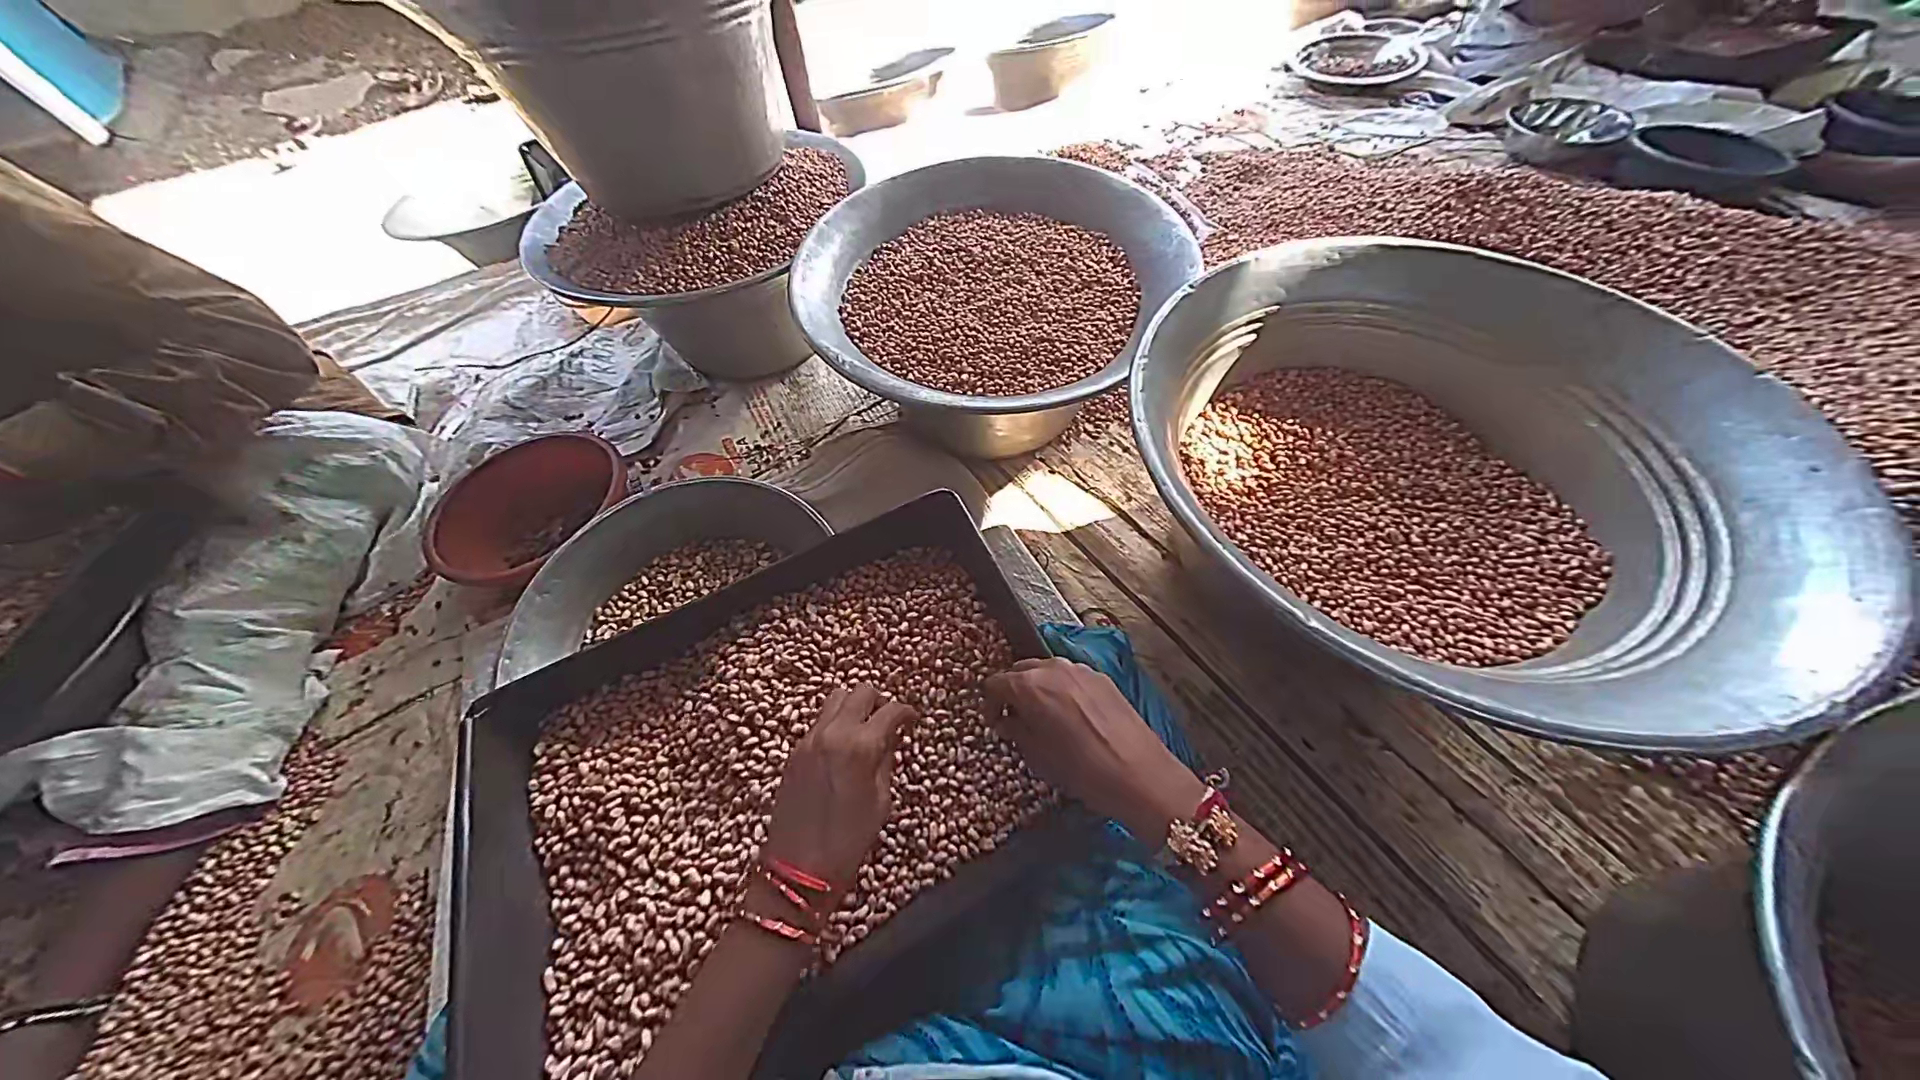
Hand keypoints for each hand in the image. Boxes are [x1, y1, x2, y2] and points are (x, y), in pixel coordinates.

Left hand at [762, 684, 915, 896]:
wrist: (797, 867)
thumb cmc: (848, 840)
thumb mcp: (881, 800)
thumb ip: (886, 760)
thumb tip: (891, 737)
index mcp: (860, 745)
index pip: (890, 711)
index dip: (906, 712)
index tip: (912, 719)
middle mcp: (833, 733)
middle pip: (860, 692)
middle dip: (879, 701)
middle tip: (888, 721)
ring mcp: (810, 739)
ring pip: (835, 699)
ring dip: (854, 706)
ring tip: (864, 729)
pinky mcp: (795, 751)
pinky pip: (819, 721)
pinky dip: (835, 723)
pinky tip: (843, 746)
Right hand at [983, 658, 1204, 834]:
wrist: (1141, 776)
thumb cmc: (1083, 770)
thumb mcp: (1037, 755)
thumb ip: (1016, 730)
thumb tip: (1008, 720)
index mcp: (1030, 685)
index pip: (995, 682)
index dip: (991, 704)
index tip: (996, 722)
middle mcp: (1054, 668)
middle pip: (1020, 670)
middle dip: (1014, 692)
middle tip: (1016, 719)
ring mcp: (1081, 670)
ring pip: (1047, 671)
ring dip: (1038, 688)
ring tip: (1044, 718)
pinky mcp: (1103, 679)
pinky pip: (1071, 678)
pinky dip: (1062, 690)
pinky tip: (1071, 717)